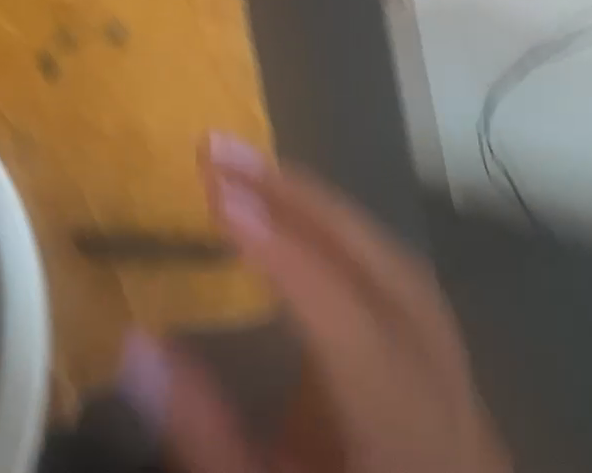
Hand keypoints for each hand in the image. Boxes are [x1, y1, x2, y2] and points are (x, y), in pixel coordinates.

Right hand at [117, 133, 511, 472]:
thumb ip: (200, 428)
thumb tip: (134, 338)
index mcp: (406, 439)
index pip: (350, 329)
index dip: (284, 257)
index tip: (214, 193)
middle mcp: (449, 405)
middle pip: (392, 280)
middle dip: (306, 204)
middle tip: (222, 152)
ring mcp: (457, 392)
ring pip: (402, 277)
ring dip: (323, 212)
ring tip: (248, 170)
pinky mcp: (440, 383)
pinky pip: (397, 291)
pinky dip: (339, 242)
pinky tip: (288, 224)